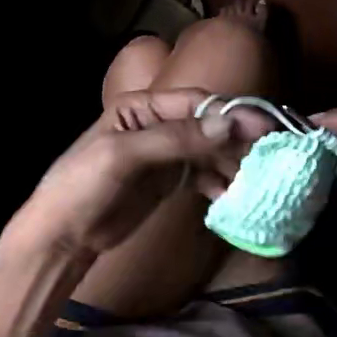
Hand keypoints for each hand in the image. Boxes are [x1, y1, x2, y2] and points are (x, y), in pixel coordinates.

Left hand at [0, 88, 254, 259]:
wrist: (62, 234)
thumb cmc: (83, 185)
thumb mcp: (124, 156)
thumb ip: (175, 139)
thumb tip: (227, 125)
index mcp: (141, 107)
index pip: (195, 102)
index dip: (232, 113)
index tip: (266, 128)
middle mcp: (156, 124)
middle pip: (208, 125)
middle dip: (239, 139)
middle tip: (274, 156)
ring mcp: (164, 154)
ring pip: (209, 151)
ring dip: (234, 163)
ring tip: (258, 179)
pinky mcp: (168, 181)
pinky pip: (202, 175)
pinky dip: (219, 183)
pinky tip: (233, 196)